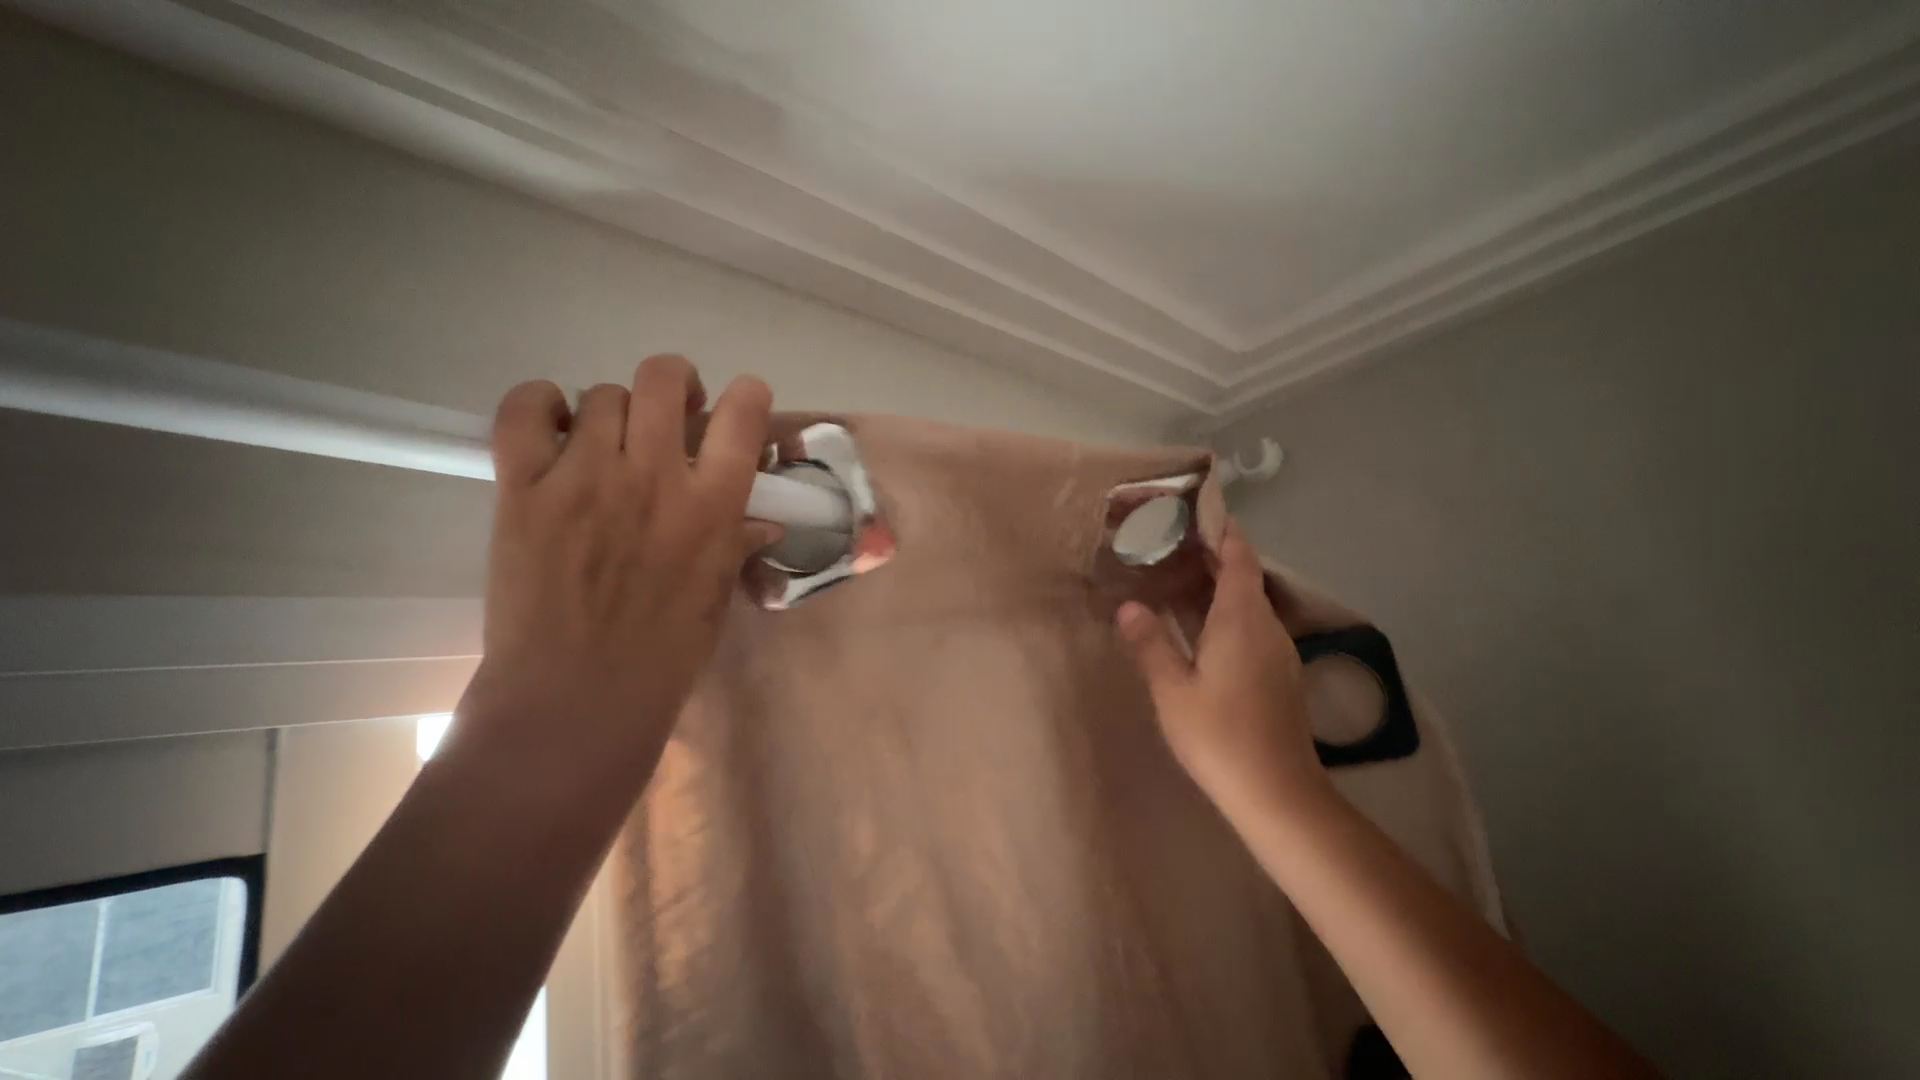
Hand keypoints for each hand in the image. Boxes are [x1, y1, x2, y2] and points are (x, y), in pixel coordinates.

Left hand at [460, 355, 778, 777]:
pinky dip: (539, 404)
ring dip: (610, 414)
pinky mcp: (525, 489)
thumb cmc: (664, 654)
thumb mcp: (716, 594)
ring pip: (600, 396)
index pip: (743, 413)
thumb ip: (737, 543)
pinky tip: (551, 425)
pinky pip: (525, 412)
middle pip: (663, 378)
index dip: (745, 395)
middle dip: (672, 385)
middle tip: (666, 416)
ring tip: (603, 447)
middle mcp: (654, 476)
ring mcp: (585, 477)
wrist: (578, 695)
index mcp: (712, 505)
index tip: (736, 406)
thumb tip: (762, 520)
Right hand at [1115, 522, 1333, 815]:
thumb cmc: (1219, 735)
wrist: (1276, 792)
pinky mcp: (1279, 676)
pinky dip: (1227, 615)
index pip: (1239, 558)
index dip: (1222, 531)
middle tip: (1172, 543)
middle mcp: (1267, 627)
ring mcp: (1278, 653)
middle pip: (1245, 578)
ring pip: (1249, 605)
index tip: (1198, 511)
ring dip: (1219, 588)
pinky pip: (1253, 629)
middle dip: (1213, 557)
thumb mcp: (1172, 689)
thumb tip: (1129, 606)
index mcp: (1242, 619)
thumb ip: (1151, 643)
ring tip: (1177, 582)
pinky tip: (1201, 630)